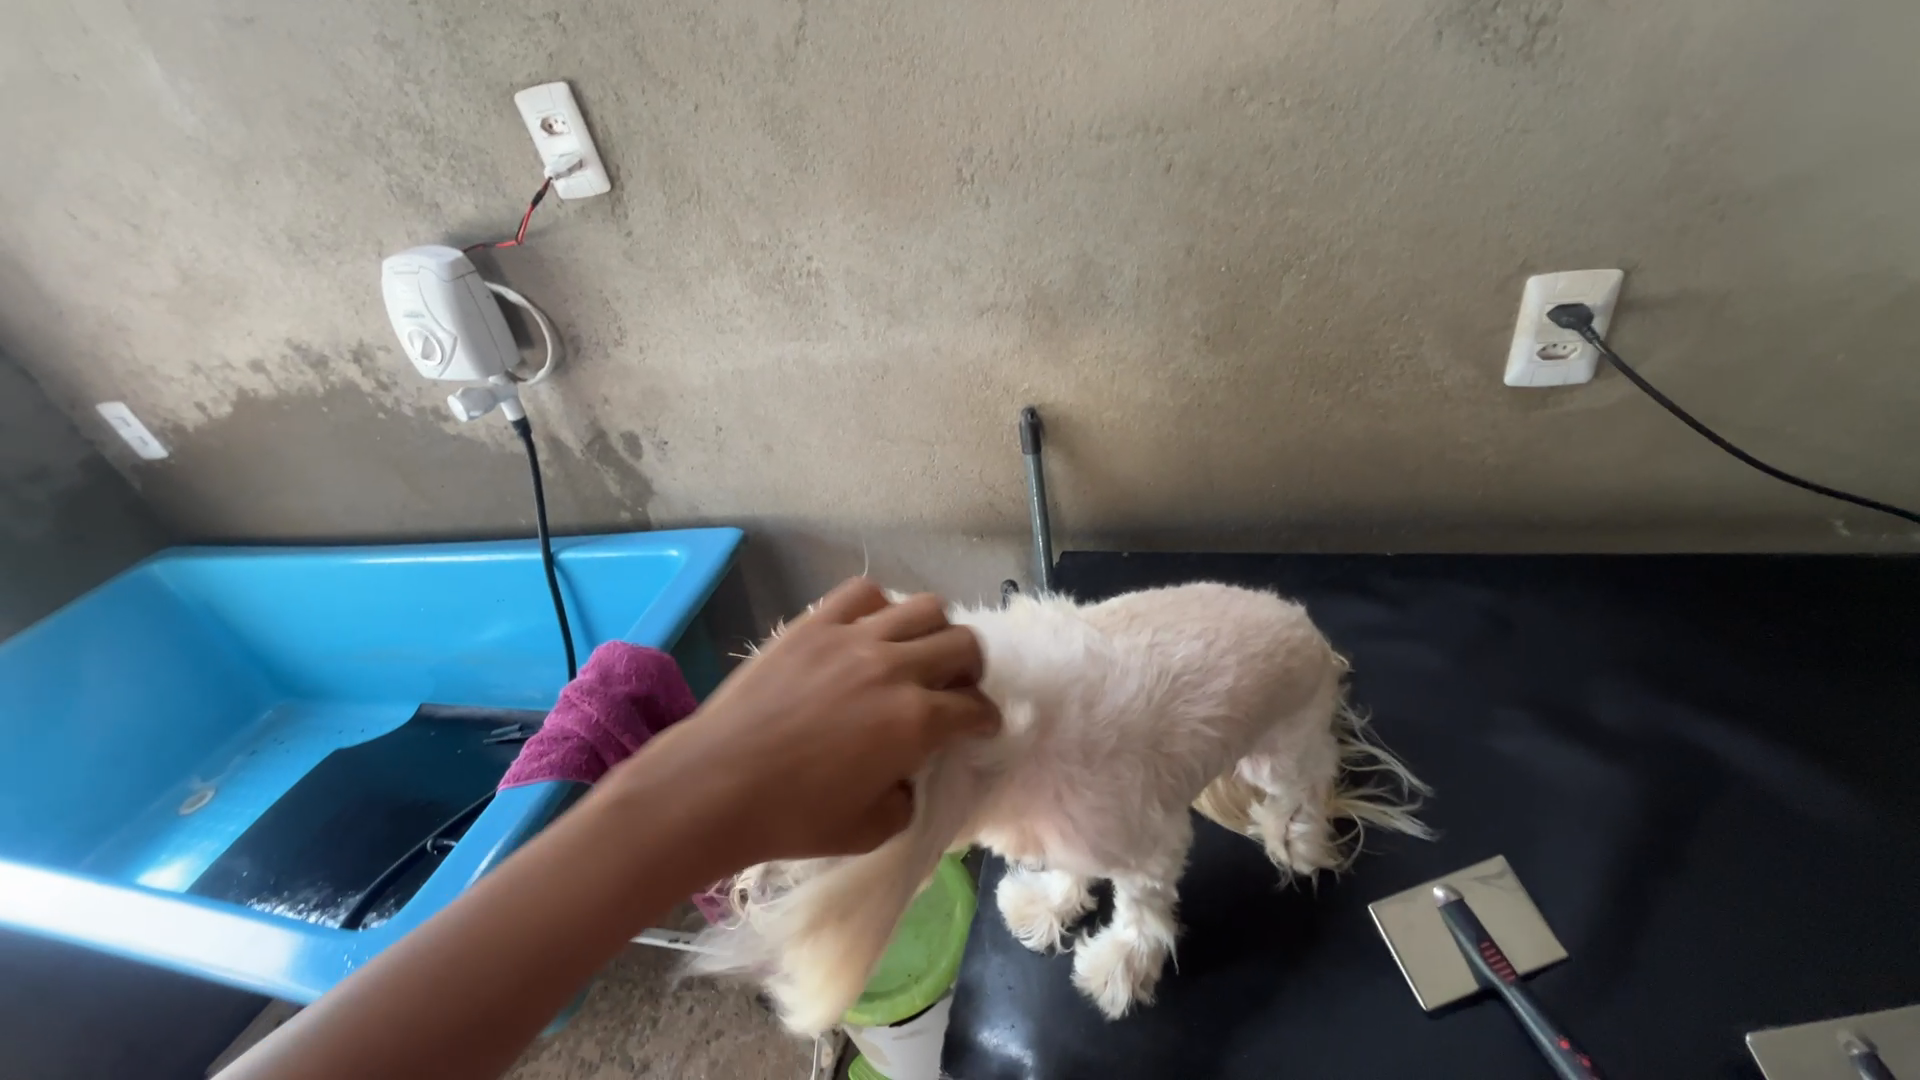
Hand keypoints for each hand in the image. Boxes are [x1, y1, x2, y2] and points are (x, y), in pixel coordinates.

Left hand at [608, 578, 999, 870]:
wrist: (714, 785)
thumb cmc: (792, 818)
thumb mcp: (871, 829)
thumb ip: (908, 797)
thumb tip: (910, 770)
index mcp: (915, 722)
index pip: (975, 708)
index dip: (985, 719)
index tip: (981, 726)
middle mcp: (895, 669)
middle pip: (962, 645)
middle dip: (970, 670)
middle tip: (954, 689)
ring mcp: (853, 638)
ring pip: (925, 607)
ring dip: (935, 631)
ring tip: (917, 652)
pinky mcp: (814, 623)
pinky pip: (864, 593)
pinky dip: (881, 607)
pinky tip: (871, 630)